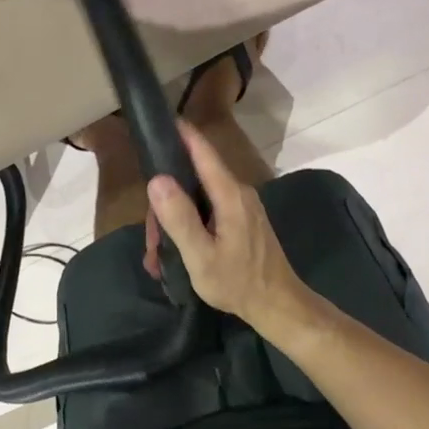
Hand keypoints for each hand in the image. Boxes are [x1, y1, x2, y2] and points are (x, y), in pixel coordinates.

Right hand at [145, 121, 308, 327]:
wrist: (277, 306)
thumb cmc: (238, 282)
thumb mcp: (201, 256)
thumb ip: (179, 218)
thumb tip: (157, 179)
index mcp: (230, 196)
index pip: (203, 152)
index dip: (182, 135)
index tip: (160, 122)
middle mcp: (238, 194)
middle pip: (194, 181)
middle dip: (166, 205)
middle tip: (152, 241)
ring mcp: (241, 208)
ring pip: (198, 201)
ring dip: (175, 223)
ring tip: (159, 257)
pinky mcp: (242, 222)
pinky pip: (208, 214)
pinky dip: (189, 229)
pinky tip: (176, 255)